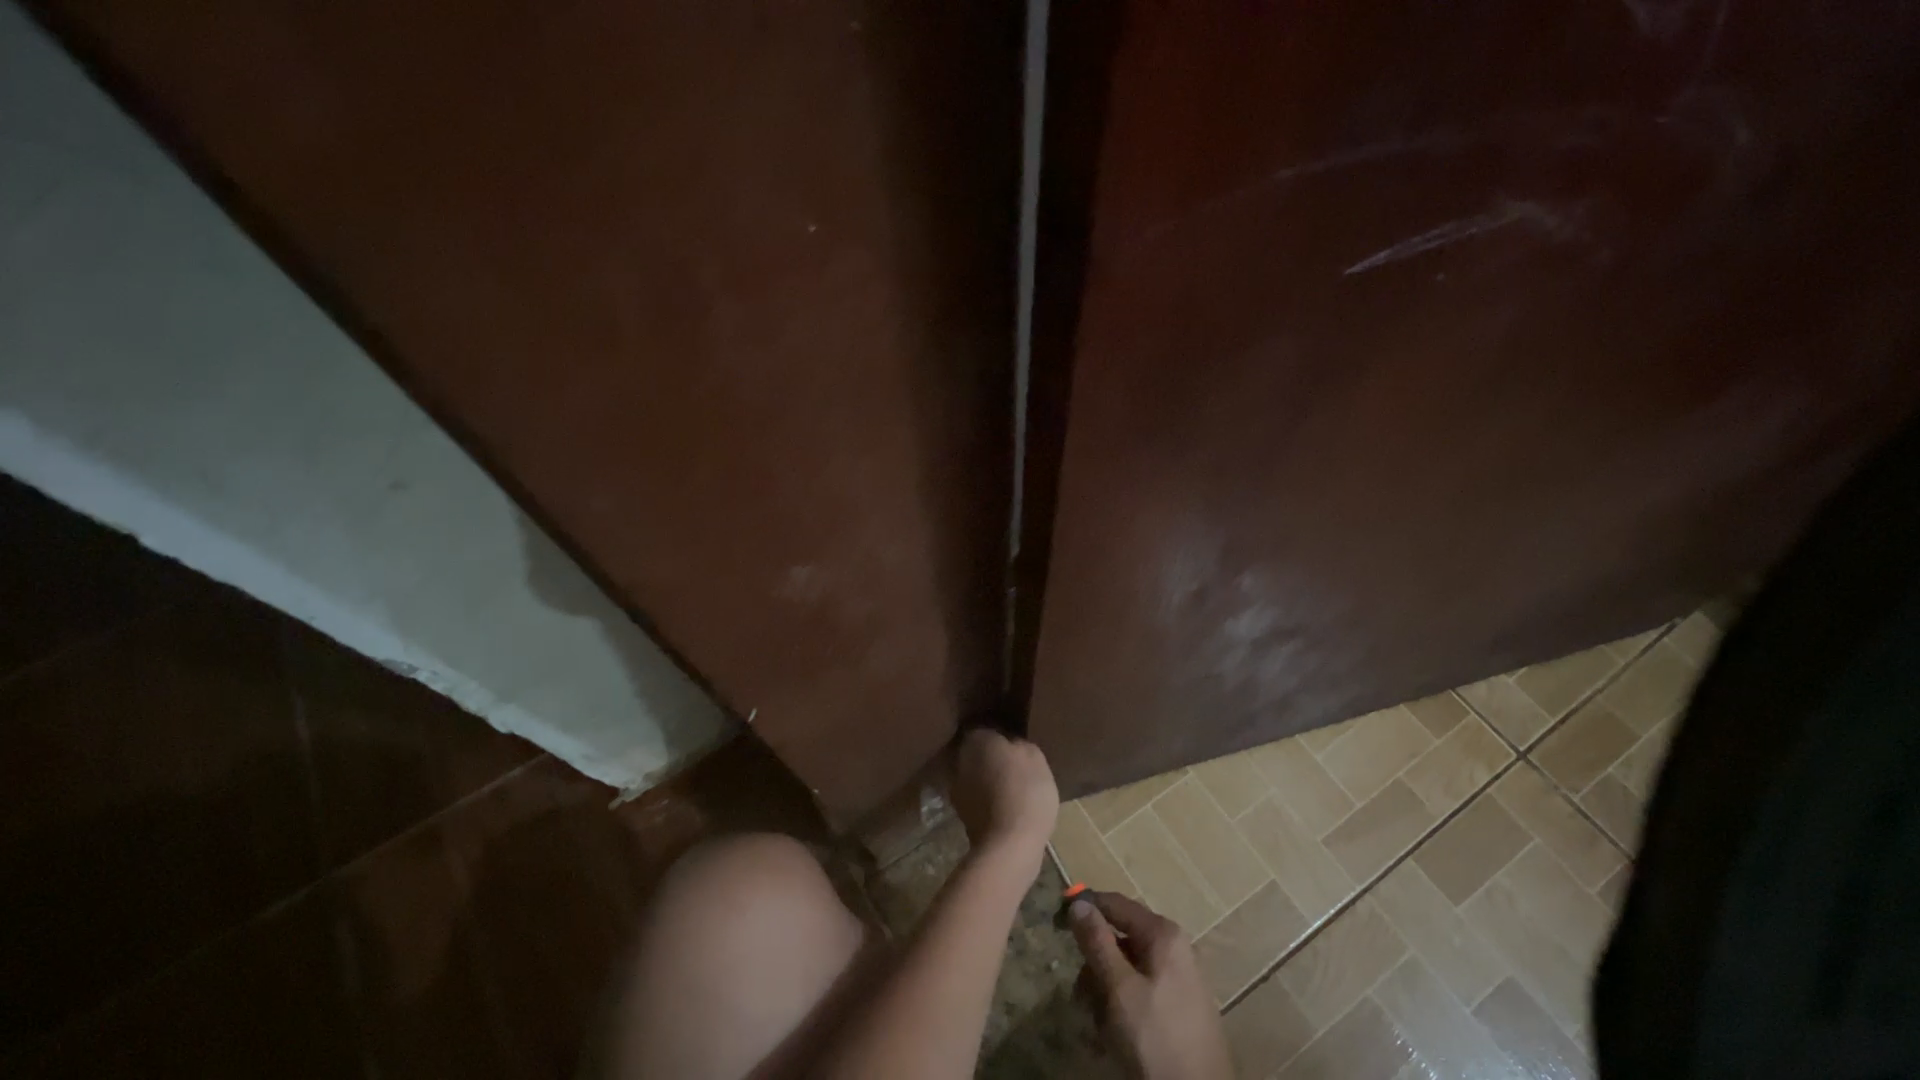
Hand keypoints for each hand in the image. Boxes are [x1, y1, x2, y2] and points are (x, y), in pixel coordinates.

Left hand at [951, 728, 1058, 859]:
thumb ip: (1018, 743)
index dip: (999, 732)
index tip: (1013, 739)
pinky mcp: (962, 815)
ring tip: (1011, 786)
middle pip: (975, 752)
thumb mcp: (1034, 756)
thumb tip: (1009, 742)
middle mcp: (959, 759)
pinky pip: (977, 798)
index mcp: (976, 739)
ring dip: (987, 779)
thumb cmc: (1025, 790)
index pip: (983, 726)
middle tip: (1014, 762)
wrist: (1009, 844)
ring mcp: (956, 789)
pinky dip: (988, 800)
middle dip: (990, 756)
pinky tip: (1006, 806)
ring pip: (974, 776)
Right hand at [1069, 892, 1233, 1079]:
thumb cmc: (1155, 1036)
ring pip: (1125, 970)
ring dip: (1103, 993)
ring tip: (1098, 1026)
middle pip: (1118, 940)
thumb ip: (1097, 942)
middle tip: (1081, 996)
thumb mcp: (1119, 988)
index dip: (1084, 910)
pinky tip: (1114, 1036)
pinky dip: (1120, 1008)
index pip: (1114, 903)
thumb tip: (1078, 902)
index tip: (1056, 925)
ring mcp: (1178, 978)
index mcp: (1163, 934)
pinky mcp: (1177, 1005)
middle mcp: (1173, 948)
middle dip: (1094, 967)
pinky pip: (1138, 993)